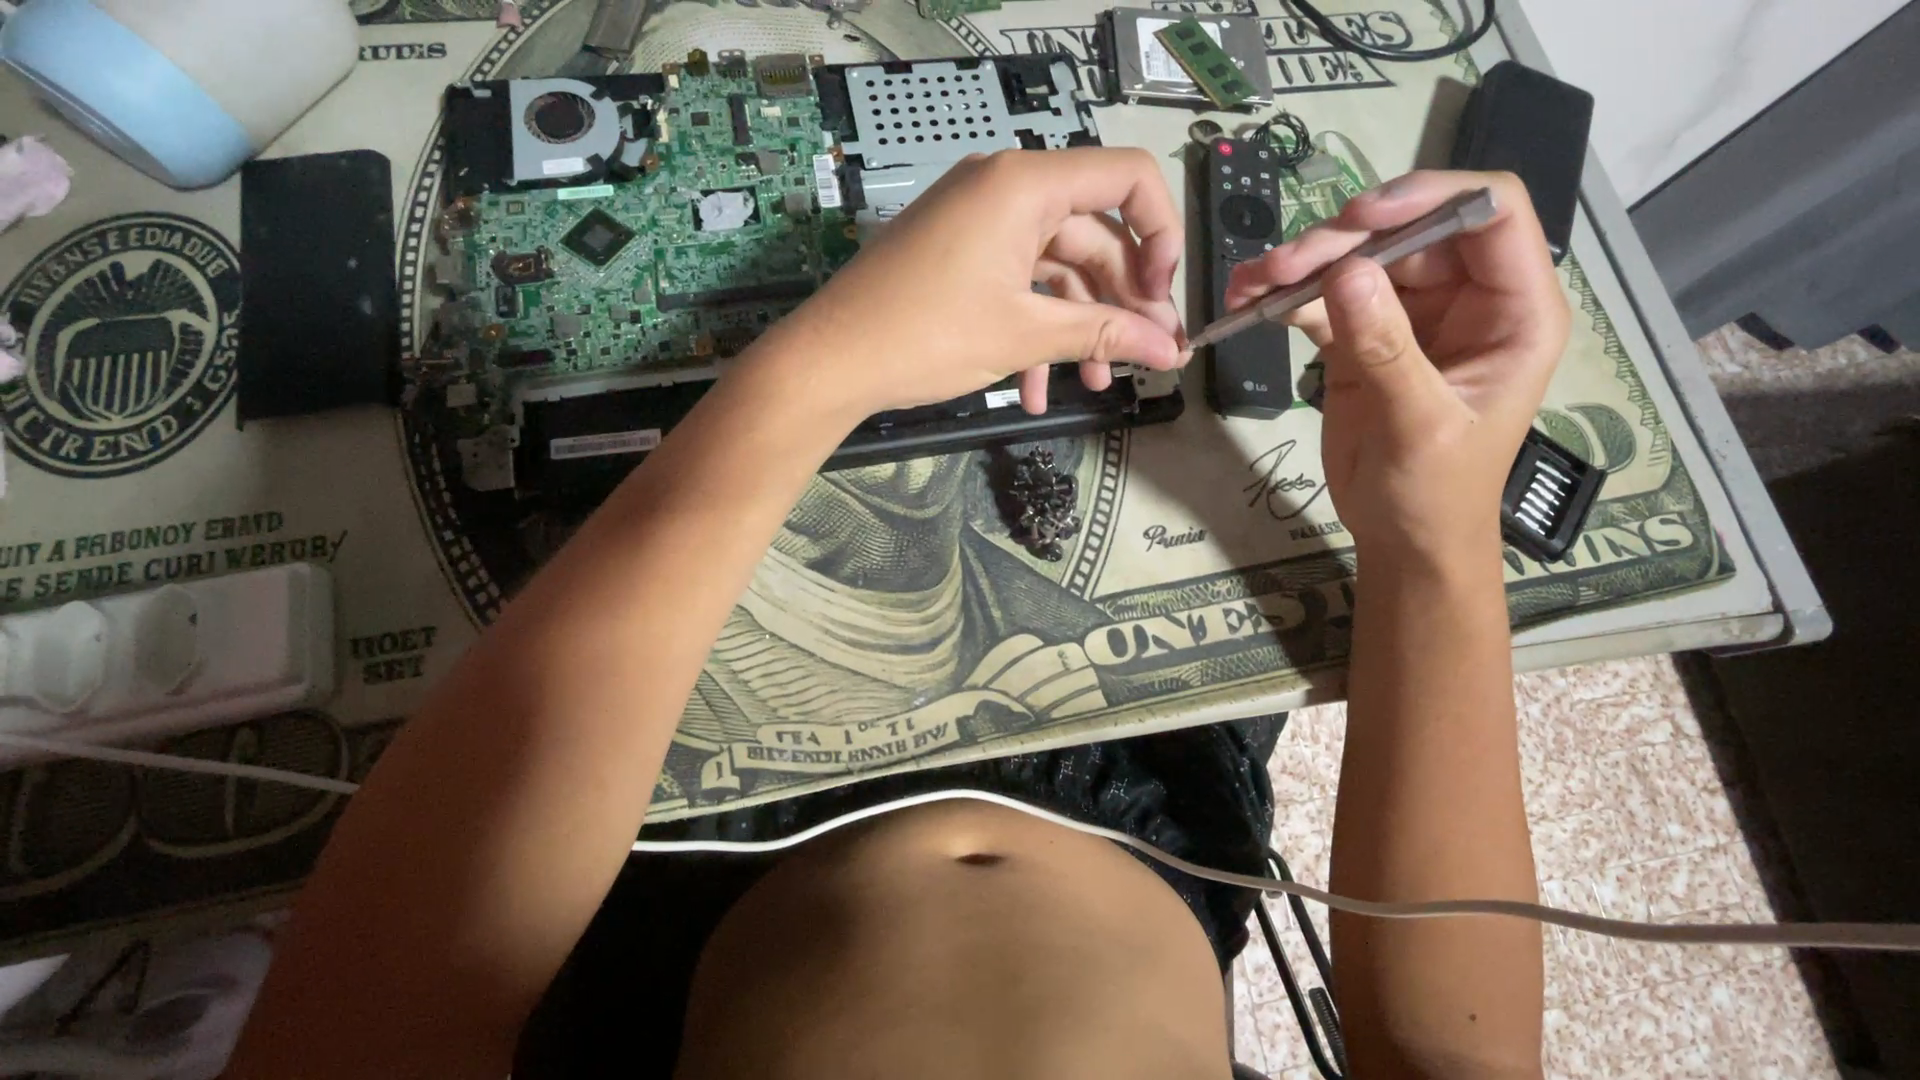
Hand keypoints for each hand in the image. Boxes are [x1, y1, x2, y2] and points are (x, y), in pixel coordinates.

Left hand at [767, 147, 1186, 415]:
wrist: (832, 360)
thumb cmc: (926, 335)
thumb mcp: (1023, 334)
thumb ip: (1103, 334)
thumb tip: (1169, 352)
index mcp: (1025, 185)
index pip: (1127, 179)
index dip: (1161, 235)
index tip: (1161, 297)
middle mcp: (1005, 190)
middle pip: (1093, 236)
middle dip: (1120, 303)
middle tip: (1146, 357)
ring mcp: (978, 223)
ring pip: (1054, 271)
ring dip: (1077, 331)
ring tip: (1096, 386)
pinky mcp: (959, 257)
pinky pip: (1016, 286)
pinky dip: (1033, 334)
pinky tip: (1039, 392)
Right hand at [1225, 171, 1569, 561]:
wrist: (1402, 537)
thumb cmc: (1437, 492)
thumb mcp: (1420, 425)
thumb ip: (1387, 349)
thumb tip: (1345, 273)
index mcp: (1513, 309)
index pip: (1490, 215)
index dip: (1431, 198)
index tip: (1361, 216)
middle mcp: (1464, 298)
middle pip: (1408, 231)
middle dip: (1342, 239)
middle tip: (1282, 267)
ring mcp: (1408, 316)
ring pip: (1358, 259)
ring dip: (1301, 265)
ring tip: (1251, 283)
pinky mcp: (1360, 338)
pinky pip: (1322, 301)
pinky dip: (1284, 299)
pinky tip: (1248, 303)